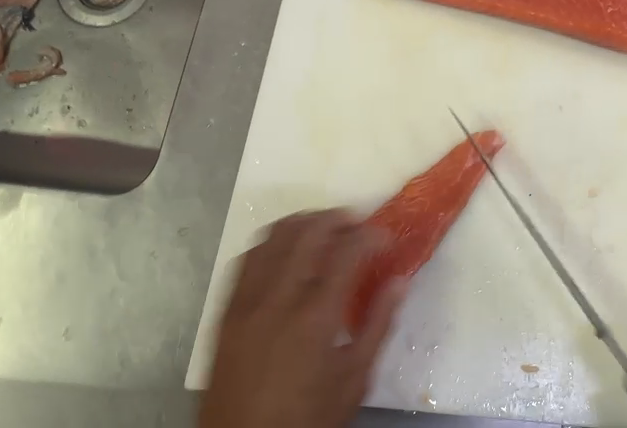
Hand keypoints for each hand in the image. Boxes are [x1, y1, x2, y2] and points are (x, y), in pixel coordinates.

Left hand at [200, 210, 404, 427]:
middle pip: (311, 230)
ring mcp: (248, 299)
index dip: (372, 234)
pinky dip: (272, 242)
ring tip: (325, 231)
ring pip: (276, 235)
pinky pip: (248, 256)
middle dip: (339, 219)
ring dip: (305, 223)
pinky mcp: (226, 309)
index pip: (348, 249)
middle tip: (358, 226)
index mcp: (316, 315)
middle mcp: (280, 296)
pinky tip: (286, 253)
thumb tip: (399, 281)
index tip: (386, 237)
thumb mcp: (353, 380)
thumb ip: (378, 325)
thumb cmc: (306, 418)